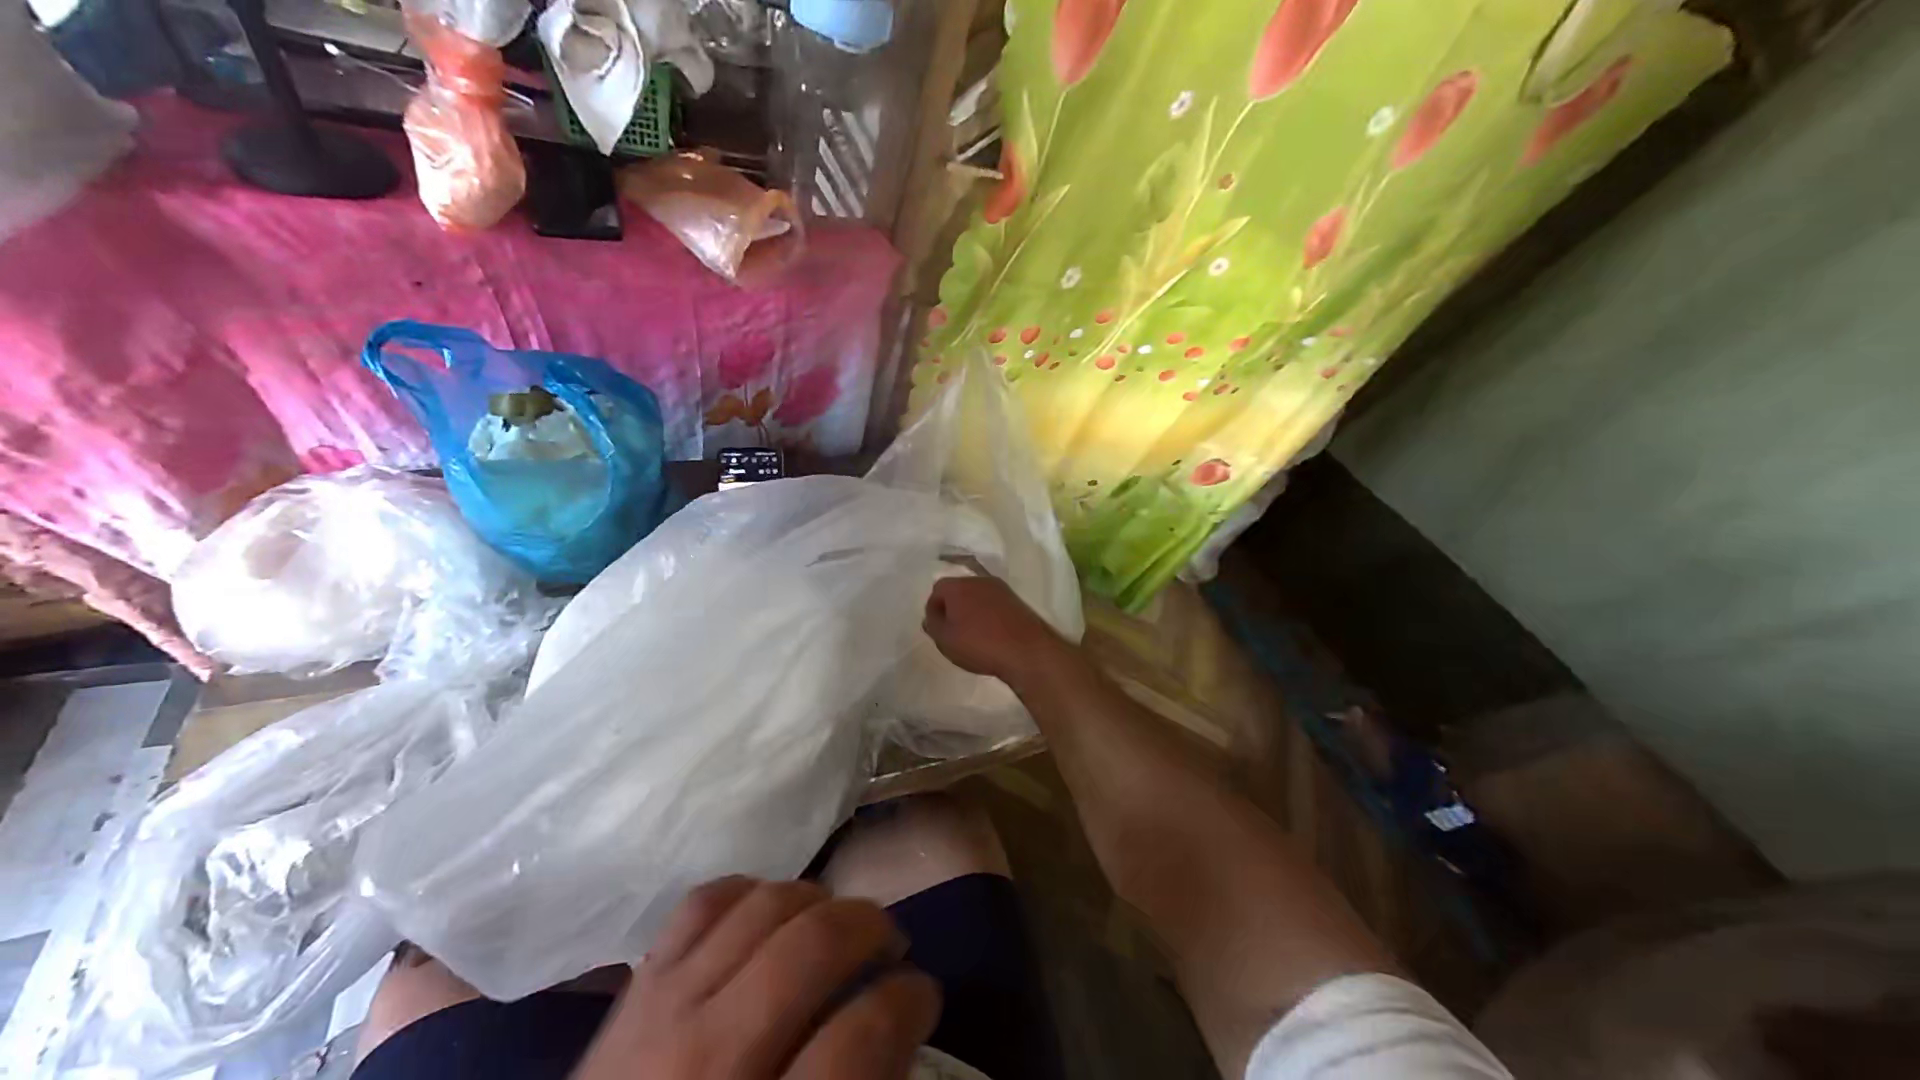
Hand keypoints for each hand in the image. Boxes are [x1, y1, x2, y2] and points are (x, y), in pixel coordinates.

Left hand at [574, 878, 938, 1079]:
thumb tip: (893, 1027)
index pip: (859, 1038)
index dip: (910, 1002)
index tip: (923, 993)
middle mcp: (708, 1061)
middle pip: (813, 948)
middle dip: (873, 930)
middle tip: (891, 949)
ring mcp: (662, 1013)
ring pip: (764, 907)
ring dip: (820, 903)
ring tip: (837, 926)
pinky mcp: (636, 987)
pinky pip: (704, 902)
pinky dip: (751, 893)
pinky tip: (771, 915)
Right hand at [923, 574, 1073, 686]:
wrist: (1027, 651)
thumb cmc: (979, 644)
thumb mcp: (945, 640)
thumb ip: (933, 625)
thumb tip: (933, 616)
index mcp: (958, 586)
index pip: (937, 590)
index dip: (934, 609)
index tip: (938, 629)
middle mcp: (979, 580)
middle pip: (959, 589)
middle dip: (953, 607)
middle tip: (953, 632)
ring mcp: (1001, 589)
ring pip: (978, 596)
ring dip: (972, 611)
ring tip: (973, 635)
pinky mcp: (1017, 601)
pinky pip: (994, 604)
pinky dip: (989, 615)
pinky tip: (991, 634)